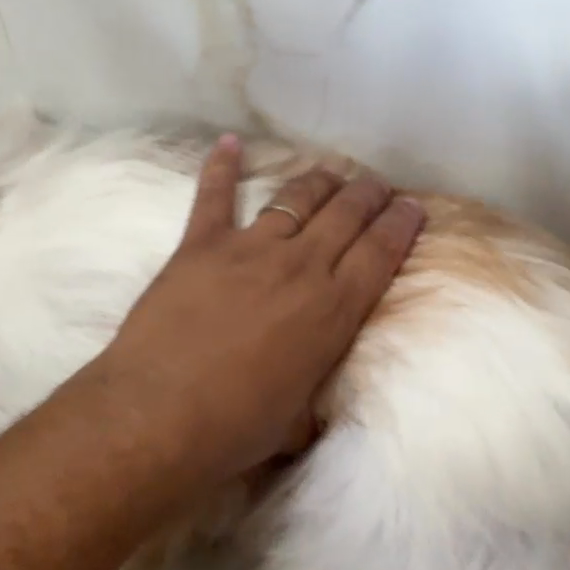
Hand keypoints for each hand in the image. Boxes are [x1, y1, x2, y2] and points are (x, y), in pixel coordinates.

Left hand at [100, 135, 423, 485]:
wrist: (156, 416)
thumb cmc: (235, 428)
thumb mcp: (298, 418)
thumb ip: (315, 397)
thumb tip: (319, 408)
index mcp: (334, 309)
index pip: (381, 251)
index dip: (402, 223)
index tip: (413, 206)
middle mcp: (302, 266)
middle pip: (348, 213)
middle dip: (370, 193)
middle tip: (379, 186)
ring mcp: (251, 248)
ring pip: (297, 197)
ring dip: (321, 180)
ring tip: (332, 173)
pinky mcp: (202, 244)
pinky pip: (216, 195)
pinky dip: (222, 166)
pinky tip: (230, 141)